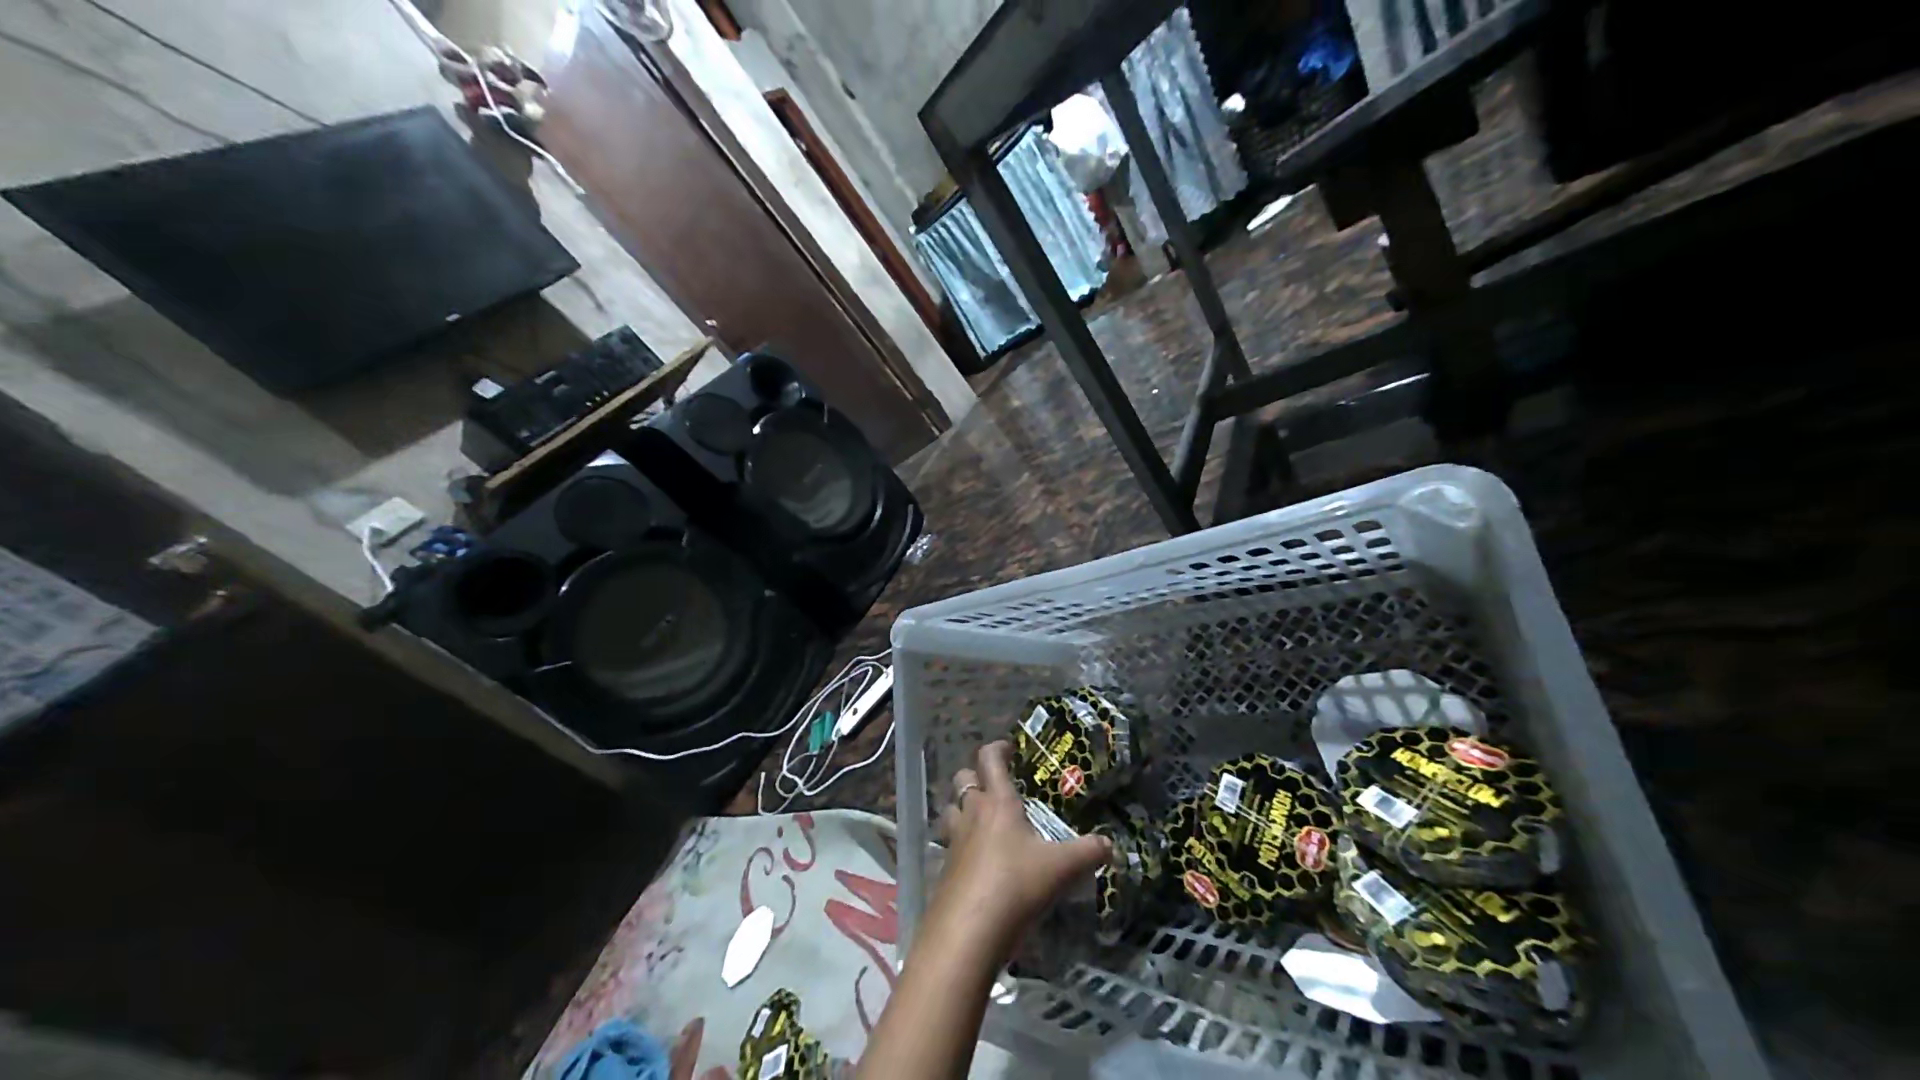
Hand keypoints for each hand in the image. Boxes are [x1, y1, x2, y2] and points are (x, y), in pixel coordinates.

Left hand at [929, 740, 1112, 956]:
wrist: (968, 931)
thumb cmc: (1016, 885)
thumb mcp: (1062, 869)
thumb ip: (1088, 853)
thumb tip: (1111, 844)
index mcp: (998, 803)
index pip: (990, 759)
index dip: (998, 748)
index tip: (1009, 748)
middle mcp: (971, 814)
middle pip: (963, 779)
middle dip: (976, 775)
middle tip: (996, 786)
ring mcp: (954, 840)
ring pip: (952, 809)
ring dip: (963, 808)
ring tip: (984, 820)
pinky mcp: (945, 868)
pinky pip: (951, 842)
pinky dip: (962, 842)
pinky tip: (978, 859)